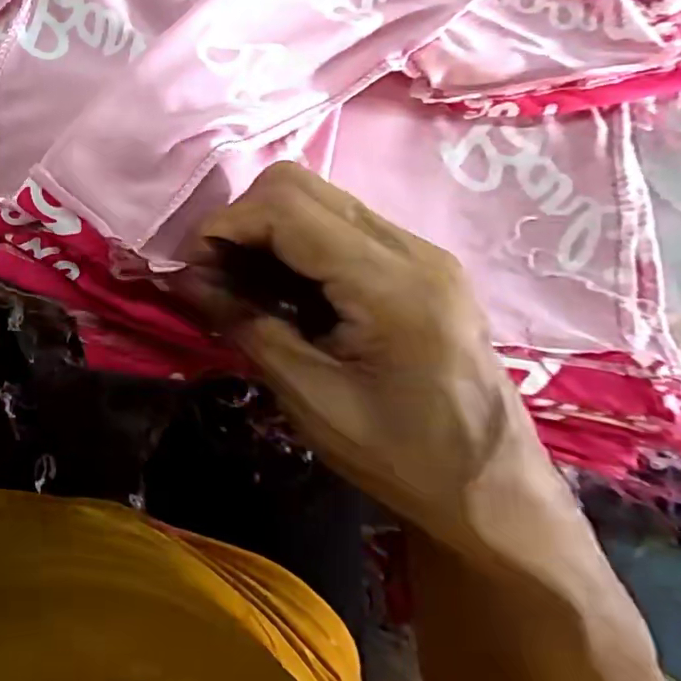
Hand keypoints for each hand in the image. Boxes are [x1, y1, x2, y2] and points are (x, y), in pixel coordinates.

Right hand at [170, 162, 551, 551]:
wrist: (496, 495)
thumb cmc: (402, 456)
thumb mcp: (308, 396)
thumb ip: (244, 324)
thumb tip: (184, 278)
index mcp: (392, 285)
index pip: (285, 208)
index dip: (223, 226)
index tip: (193, 268)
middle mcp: (411, 251)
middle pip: (297, 185)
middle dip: (238, 219)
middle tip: (215, 271)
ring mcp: (418, 253)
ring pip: (314, 197)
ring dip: (261, 227)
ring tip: (240, 279)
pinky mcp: (415, 265)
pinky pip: (334, 222)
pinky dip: (289, 240)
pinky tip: (278, 286)